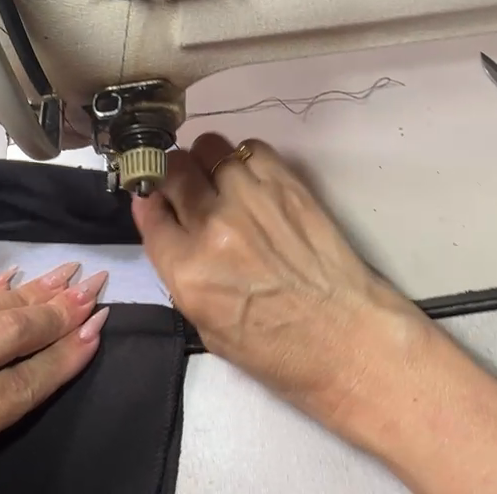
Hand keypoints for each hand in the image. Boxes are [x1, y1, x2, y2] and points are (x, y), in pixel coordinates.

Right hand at [131, 132, 430, 425]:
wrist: (347, 338)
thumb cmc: (276, 348)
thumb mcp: (204, 325)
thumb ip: (178, 270)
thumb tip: (165, 224)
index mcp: (188, 270)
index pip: (149, 209)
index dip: (149, 200)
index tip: (155, 198)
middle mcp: (213, 225)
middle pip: (174, 169)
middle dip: (173, 175)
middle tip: (186, 185)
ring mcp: (252, 198)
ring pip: (210, 148)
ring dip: (208, 162)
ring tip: (220, 179)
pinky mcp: (286, 182)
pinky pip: (251, 147)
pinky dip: (245, 158)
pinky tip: (252, 178)